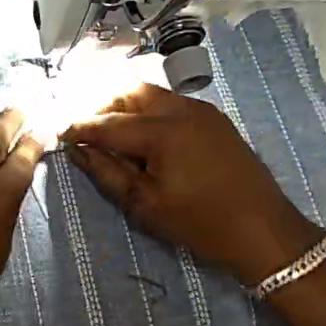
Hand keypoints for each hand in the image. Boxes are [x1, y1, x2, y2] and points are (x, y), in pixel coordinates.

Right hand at [60, 84, 321, 283]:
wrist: (265, 231)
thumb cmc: (200, 223)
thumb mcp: (145, 205)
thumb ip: (107, 172)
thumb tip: (78, 151)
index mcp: (162, 131)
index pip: (108, 123)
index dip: (80, 127)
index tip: (60, 134)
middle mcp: (181, 110)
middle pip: (129, 94)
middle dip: (102, 107)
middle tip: (85, 130)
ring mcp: (201, 110)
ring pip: (151, 93)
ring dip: (125, 105)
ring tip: (110, 129)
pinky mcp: (214, 119)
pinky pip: (171, 102)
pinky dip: (148, 109)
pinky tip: (143, 132)